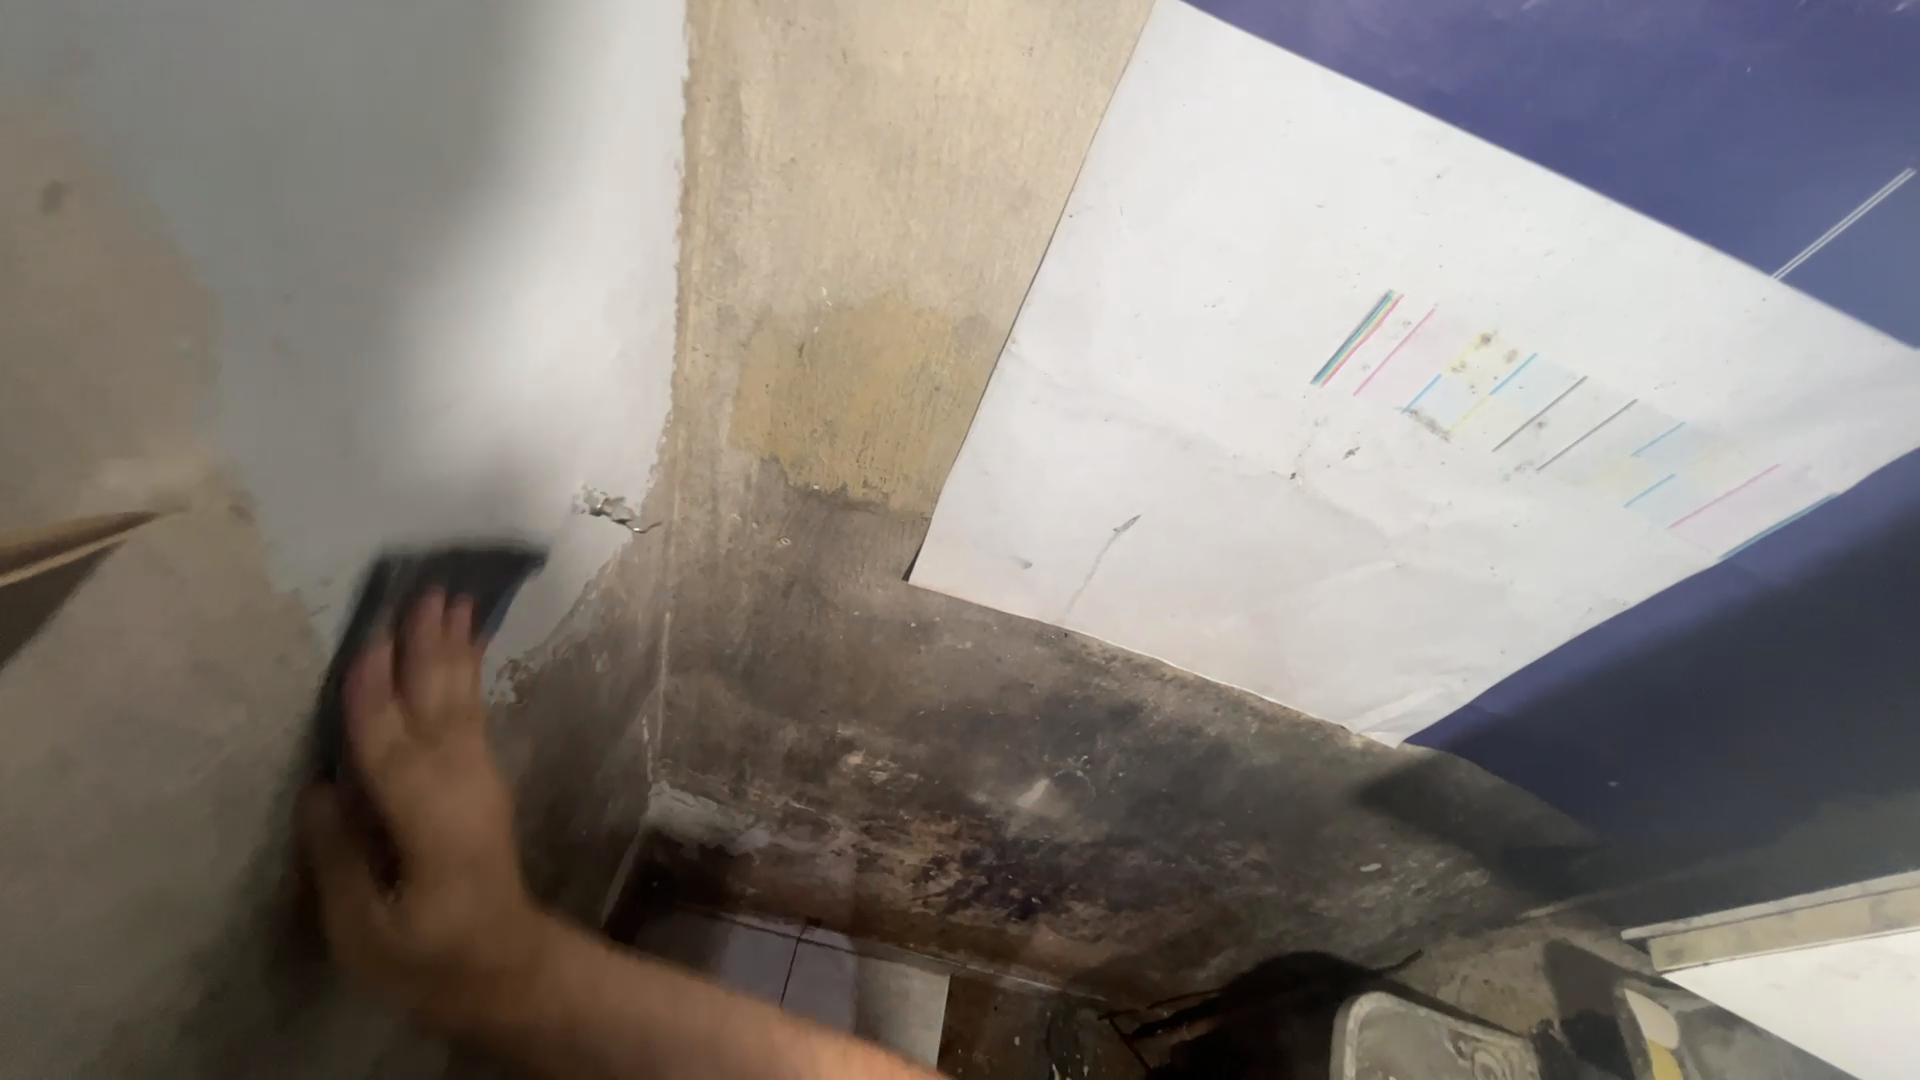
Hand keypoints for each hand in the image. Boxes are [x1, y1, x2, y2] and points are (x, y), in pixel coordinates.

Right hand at [298, 590, 550, 1033]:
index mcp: (429, 817)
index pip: (391, 745)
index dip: (374, 693)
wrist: (501, 959)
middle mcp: (463, 783)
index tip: (370, 637)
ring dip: (456, 652)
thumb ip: (343, 853)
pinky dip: (469, 681)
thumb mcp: (365, 925)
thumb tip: (322, 784)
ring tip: (458, 604)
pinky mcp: (485, 781)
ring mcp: (482, 777)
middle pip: (439, 705)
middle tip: (433, 591)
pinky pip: (473, 718)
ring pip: (463, 703)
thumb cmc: (426, 954)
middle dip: (432, 648)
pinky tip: (468, 659)